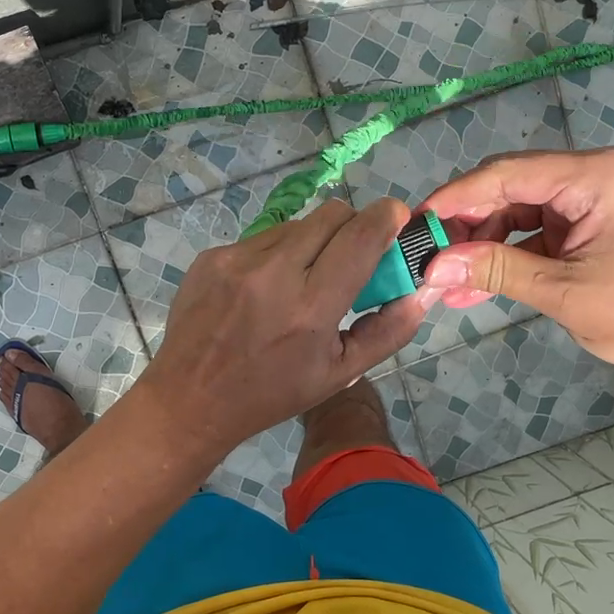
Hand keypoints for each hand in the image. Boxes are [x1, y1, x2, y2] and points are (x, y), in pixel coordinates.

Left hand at [137, 198, 430, 452]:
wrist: (191, 399)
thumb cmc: (272, 393)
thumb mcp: (339, 374)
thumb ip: (388, 332)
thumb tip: (422, 292)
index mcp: (311, 308)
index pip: (361, 235)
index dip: (386, 217)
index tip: (396, 218)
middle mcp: (274, 274)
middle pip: (331, 214)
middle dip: (352, 226)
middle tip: (351, 255)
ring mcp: (236, 261)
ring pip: (295, 224)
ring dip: (311, 242)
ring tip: (300, 282)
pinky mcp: (211, 257)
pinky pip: (260, 238)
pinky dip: (274, 255)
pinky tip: (263, 290)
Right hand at [419, 148, 613, 382]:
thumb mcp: (567, 294)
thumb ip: (498, 271)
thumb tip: (434, 266)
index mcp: (597, 176)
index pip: (505, 174)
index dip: (454, 199)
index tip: (412, 227)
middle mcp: (599, 173)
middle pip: (512, 187)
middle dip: (468, 224)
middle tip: (426, 258)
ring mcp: (602, 197)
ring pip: (524, 211)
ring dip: (488, 246)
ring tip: (449, 284)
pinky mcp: (602, 222)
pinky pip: (544, 229)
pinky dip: (515, 255)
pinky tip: (482, 284)